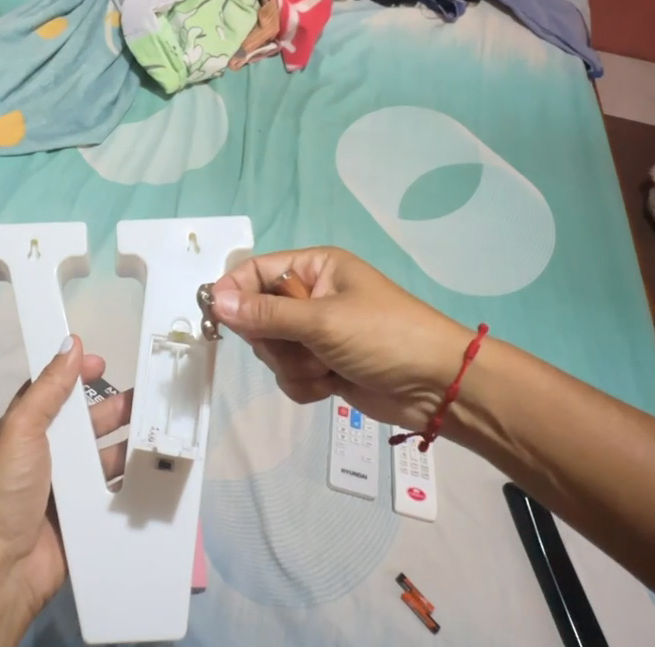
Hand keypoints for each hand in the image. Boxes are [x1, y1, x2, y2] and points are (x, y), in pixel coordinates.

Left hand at [0, 336, 130, 645]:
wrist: (3, 570)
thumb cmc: (6, 491)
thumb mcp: (21, 429)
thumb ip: (48, 388)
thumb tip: (70, 344)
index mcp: (23, 430)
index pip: (52, 391)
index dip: (75, 374)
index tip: (103, 363)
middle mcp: (44, 454)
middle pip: (84, 423)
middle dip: (112, 407)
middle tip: (147, 396)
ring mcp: (65, 487)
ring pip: (102, 456)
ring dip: (128, 442)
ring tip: (160, 430)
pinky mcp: (83, 515)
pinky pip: (112, 491)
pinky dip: (132, 480)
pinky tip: (157, 469)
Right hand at [211, 247, 471, 430]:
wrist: (439, 387)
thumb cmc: (384, 336)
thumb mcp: (323, 321)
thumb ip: (266, 314)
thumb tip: (215, 301)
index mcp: (315, 268)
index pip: (257, 270)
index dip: (234, 291)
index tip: (216, 316)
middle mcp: (312, 296)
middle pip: (259, 314)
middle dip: (273, 339)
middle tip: (295, 346)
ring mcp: (317, 333)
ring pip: (272, 350)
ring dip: (293, 365)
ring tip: (325, 368)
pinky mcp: (324, 366)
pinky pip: (289, 374)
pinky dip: (305, 383)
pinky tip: (330, 386)